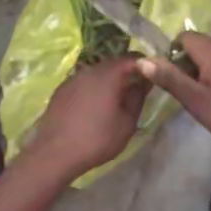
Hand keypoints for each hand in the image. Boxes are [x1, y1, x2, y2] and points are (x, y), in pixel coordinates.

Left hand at [25, 58, 149, 176]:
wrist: (55, 152)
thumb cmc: (97, 139)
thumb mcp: (126, 122)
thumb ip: (137, 97)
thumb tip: (144, 81)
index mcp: (107, 74)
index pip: (131, 58)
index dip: (145, 64)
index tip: (154, 75)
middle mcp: (88, 70)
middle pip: (112, 63)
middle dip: (127, 72)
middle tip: (138, 88)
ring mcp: (72, 79)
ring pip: (96, 72)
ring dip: (109, 81)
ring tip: (117, 99)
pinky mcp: (61, 90)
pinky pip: (83, 82)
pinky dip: (93, 88)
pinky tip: (95, 105)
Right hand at [136, 33, 210, 154]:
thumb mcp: (195, 100)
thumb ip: (169, 78)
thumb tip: (142, 60)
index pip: (184, 37)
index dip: (172, 53)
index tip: (172, 78)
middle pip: (199, 45)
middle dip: (187, 64)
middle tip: (187, 92)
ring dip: (203, 72)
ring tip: (204, 99)